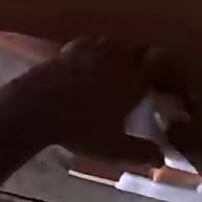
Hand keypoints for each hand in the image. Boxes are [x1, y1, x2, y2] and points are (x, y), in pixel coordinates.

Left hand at [0, 37, 161, 165]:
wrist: (36, 108)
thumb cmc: (80, 128)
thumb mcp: (114, 148)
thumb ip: (141, 152)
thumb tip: (161, 159)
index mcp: (134, 77)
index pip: (160, 60)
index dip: (165, 68)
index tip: (163, 81)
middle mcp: (117, 57)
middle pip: (138, 49)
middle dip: (142, 62)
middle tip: (138, 80)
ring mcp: (91, 49)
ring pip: (114, 42)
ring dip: (118, 53)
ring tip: (114, 70)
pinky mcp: (69, 48)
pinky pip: (89, 43)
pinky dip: (93, 50)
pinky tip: (87, 63)